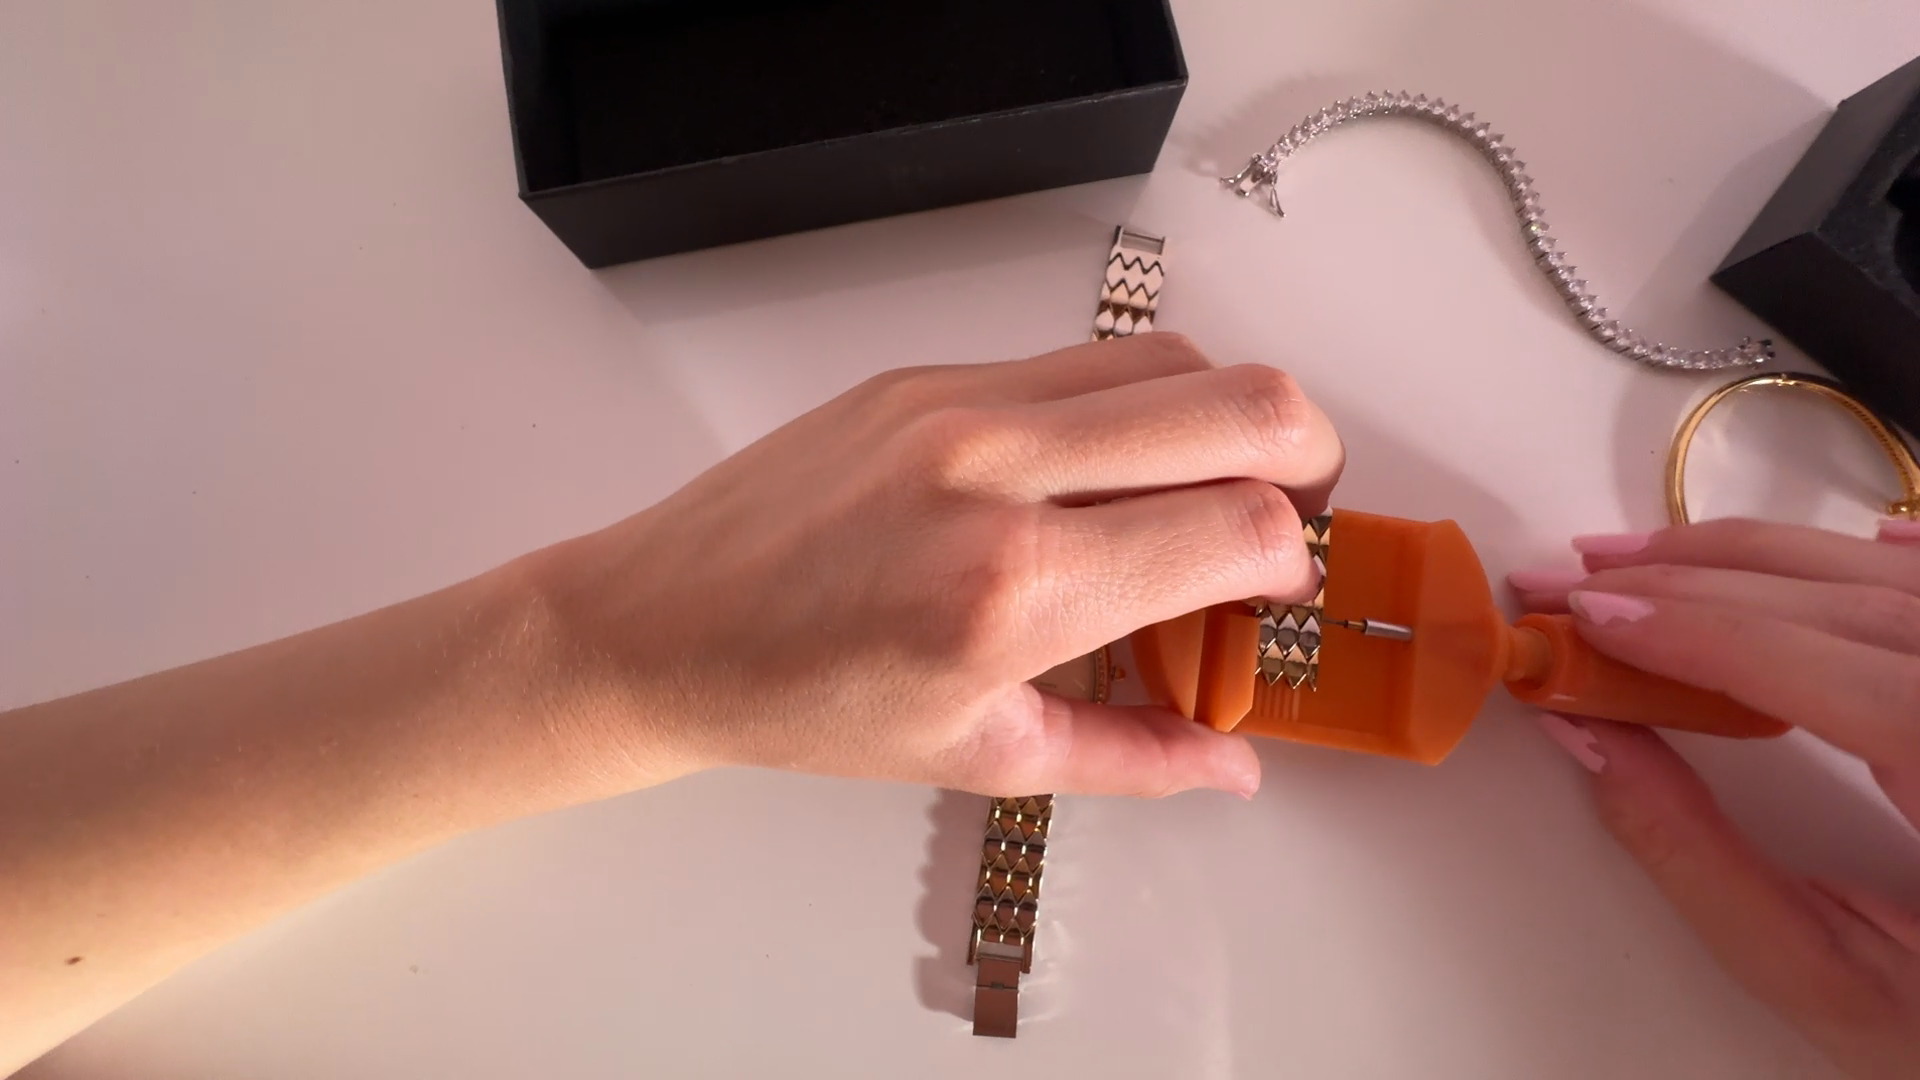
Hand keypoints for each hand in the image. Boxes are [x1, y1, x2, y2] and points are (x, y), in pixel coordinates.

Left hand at [536, 333, 1343, 797]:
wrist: (666, 622)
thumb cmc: (810, 703)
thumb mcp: (978, 753)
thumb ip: (1130, 754)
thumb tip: (1237, 762)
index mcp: (1017, 588)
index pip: (1238, 528)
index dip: (1291, 560)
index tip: (1274, 590)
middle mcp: (998, 468)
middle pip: (1238, 403)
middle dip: (1307, 452)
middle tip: (1289, 510)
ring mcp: (956, 401)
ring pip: (1164, 359)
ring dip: (1222, 416)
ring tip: (1200, 484)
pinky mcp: (923, 372)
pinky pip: (1074, 361)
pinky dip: (1129, 404)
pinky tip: (1100, 466)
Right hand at [1510, 519, 1919, 1078]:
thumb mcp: (1824, 978)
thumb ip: (1690, 851)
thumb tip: (1577, 733)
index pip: (1845, 677)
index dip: (1702, 634)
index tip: (1583, 614)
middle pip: (1859, 608)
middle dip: (1689, 581)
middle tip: (1563, 579)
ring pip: (1895, 582)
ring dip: (1747, 556)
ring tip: (1626, 556)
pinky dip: (1904, 556)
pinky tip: (1862, 536)